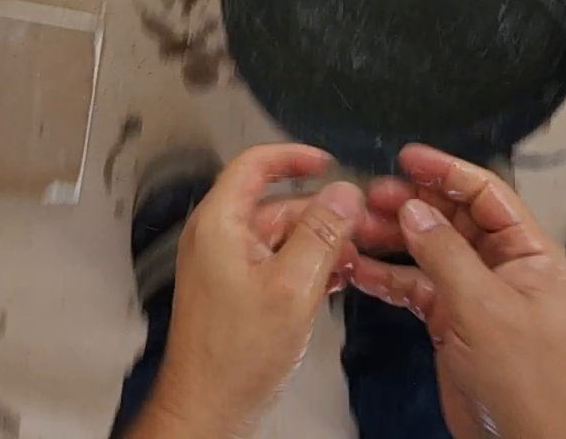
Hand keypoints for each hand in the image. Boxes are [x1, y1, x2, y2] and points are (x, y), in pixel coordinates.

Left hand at [130, 144, 365, 437]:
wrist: (207, 409)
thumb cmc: (232, 358)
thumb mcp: (292, 288)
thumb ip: (321, 235)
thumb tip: (343, 195)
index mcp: (220, 222)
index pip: (255, 164)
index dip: (293, 156)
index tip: (325, 162)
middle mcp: (218, 235)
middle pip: (276, 203)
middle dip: (320, 213)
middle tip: (357, 223)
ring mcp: (226, 262)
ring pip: (281, 235)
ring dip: (318, 243)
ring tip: (351, 259)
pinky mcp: (236, 287)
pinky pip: (276, 260)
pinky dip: (304, 265)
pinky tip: (331, 281)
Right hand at [351, 145, 565, 438]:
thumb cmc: (523, 380)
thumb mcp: (481, 306)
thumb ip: (443, 252)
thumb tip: (411, 209)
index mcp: (526, 252)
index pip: (484, 193)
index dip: (446, 170)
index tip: (408, 157)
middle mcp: (499, 263)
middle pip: (449, 215)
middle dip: (410, 203)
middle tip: (373, 195)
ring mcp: (471, 288)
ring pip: (426, 246)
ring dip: (391, 236)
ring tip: (357, 228)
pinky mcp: (447, 315)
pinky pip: (412, 281)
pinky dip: (385, 274)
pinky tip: (358, 268)